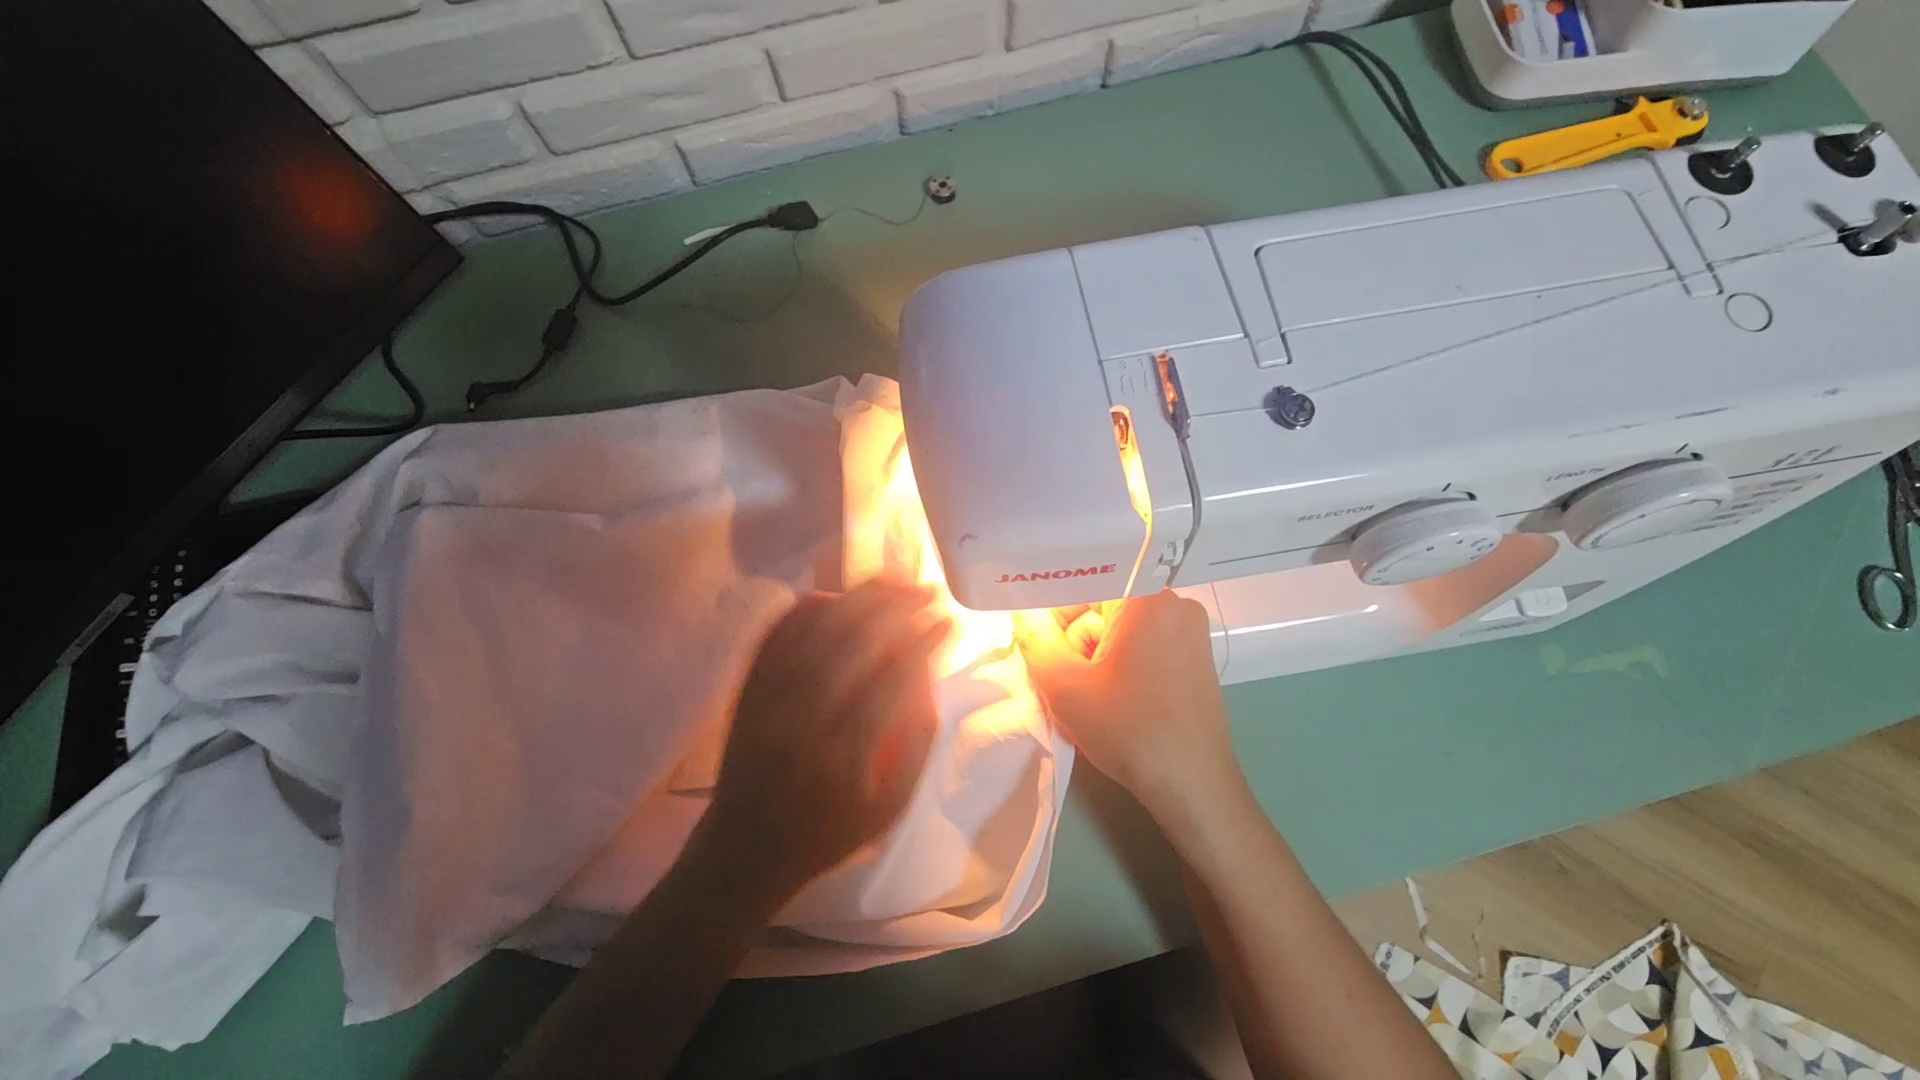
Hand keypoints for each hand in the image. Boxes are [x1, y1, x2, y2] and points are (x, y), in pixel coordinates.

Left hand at [703, 577, 949, 899]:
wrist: (746, 847)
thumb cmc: (830, 831)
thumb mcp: (891, 805)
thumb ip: (918, 741)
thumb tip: (931, 672)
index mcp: (844, 756)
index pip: (892, 678)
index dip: (925, 641)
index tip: (950, 621)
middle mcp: (801, 718)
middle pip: (853, 640)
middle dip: (897, 606)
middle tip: (928, 591)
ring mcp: (768, 698)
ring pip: (815, 628)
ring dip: (858, 597)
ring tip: (894, 582)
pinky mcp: (747, 688)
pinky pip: (777, 632)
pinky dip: (808, 606)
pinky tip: (838, 596)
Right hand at [1015, 591, 1239, 820]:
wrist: (1193, 785)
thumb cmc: (1129, 729)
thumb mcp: (1066, 685)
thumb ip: (1035, 639)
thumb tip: (1022, 609)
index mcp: (1147, 597)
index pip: (1083, 583)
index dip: (1051, 612)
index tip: (1036, 642)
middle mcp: (1175, 604)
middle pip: (1103, 607)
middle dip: (1075, 641)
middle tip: (1066, 682)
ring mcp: (1190, 632)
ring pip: (1121, 630)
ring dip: (1095, 658)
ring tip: (1089, 699)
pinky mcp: (1195, 659)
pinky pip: (1143, 646)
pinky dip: (1120, 667)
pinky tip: (1112, 702)